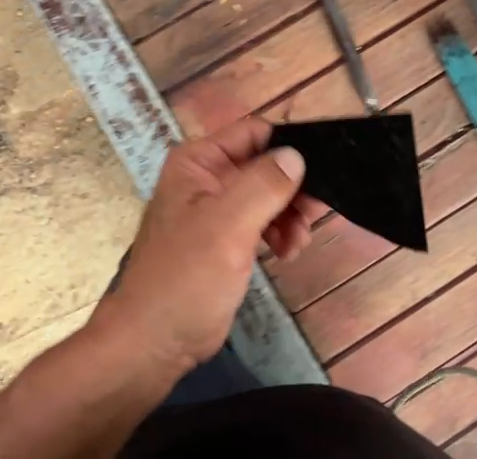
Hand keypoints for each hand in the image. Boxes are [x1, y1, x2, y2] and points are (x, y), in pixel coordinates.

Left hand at [92, 117, 325, 376]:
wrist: (155, 343)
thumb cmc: (186, 278)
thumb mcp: (228, 226)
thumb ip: (263, 185)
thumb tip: (296, 154)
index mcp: (198, 161)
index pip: (254, 133)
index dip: (288, 146)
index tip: (321, 169)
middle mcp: (208, 177)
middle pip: (265, 164)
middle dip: (293, 187)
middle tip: (315, 213)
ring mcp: (217, 209)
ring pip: (269, 194)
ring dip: (290, 214)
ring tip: (299, 242)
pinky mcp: (227, 239)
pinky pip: (264, 221)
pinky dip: (281, 233)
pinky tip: (289, 253)